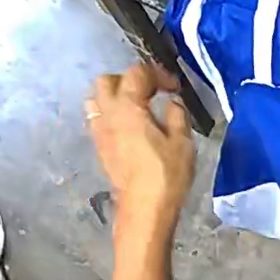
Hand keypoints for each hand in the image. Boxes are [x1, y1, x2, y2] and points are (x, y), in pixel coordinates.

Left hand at [86, 64, 194, 233]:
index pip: (137, 75)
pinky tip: (130, 125)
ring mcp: (99, 129)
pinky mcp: (100, 144)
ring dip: (116, 95)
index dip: (157, 74)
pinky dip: (112, 112)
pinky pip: (98, 116)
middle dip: (130, 80)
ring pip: (97, 97)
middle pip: (108, 81)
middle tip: (153, 91)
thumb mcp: (183, 143)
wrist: (145, 205)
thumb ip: (177, 116)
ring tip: (138, 106)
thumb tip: (173, 102)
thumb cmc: (167, 173)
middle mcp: (107, 113)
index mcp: (128, 107)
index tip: (175, 86)